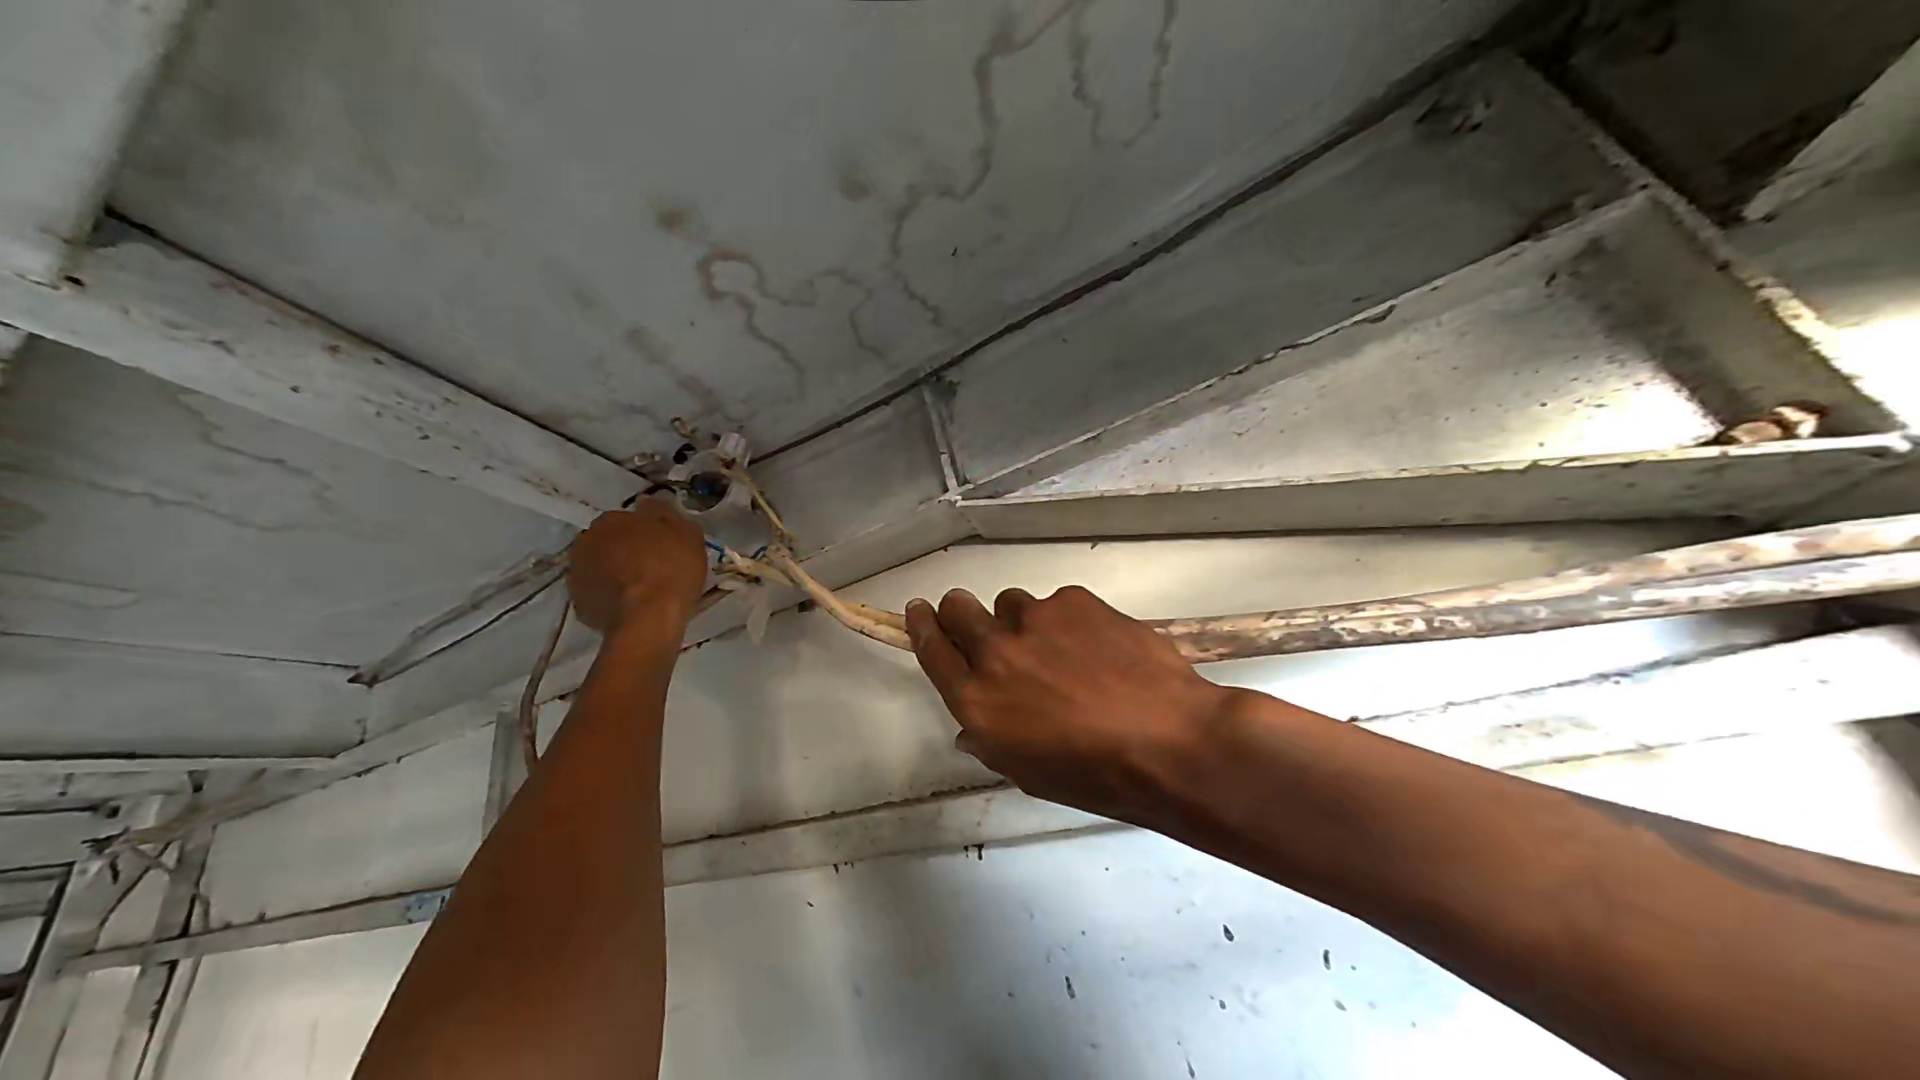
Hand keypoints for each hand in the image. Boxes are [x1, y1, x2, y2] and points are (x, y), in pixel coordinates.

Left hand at [568, 498, 707, 634]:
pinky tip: (632, 608)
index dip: (645, 533)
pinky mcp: (579, 606)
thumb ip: (665, 513)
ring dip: (616, 575)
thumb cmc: (670, 568)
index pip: (626, 520)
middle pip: (609, 543)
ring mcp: (578, 575)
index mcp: (610, 520)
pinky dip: (612, 599)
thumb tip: (651, 504)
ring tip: (643, 591)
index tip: (662, 547)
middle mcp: (585, 542)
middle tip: (653, 568)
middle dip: (626, 552)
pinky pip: (599, 596)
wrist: (648, 618)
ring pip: (601, 569)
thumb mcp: (685, 532)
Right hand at [906, 586, 1241, 824]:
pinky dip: (1067, 621)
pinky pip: (1057, 603)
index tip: (920, 611)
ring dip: (1022, 623)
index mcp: (975, 700)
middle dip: (960, 613)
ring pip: (1010, 603)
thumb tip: (973, 726)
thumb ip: (989, 738)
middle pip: (957, 608)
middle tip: (984, 628)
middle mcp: (995, 653)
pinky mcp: (1075, 601)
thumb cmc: (1093, 774)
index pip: (930, 648)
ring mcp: (1035, 620)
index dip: (921, 625)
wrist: (1167, 742)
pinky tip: (1098, 648)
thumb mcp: (1025, 771)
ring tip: (1060, 650)